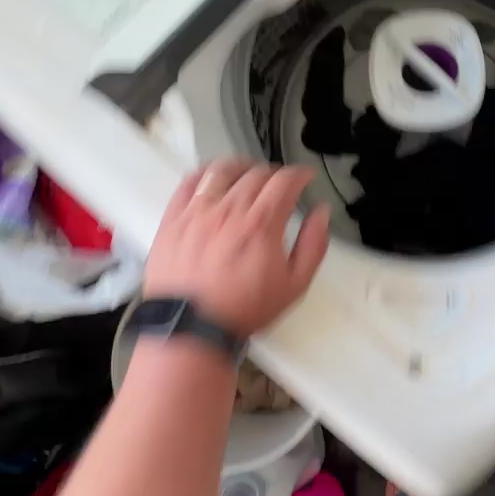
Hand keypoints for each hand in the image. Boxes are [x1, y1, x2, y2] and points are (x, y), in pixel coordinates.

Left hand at [142, 160, 331, 337]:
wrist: (191, 329)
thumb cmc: (242, 309)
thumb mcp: (294, 285)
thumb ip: (313, 245)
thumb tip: (320, 216)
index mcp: (261, 224)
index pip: (285, 182)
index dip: (300, 174)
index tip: (304, 177)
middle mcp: (229, 211)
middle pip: (256, 173)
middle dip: (274, 173)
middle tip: (280, 182)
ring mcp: (198, 213)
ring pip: (222, 171)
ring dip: (241, 166)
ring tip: (248, 172)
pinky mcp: (173, 220)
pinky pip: (188, 183)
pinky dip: (204, 174)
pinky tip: (211, 178)